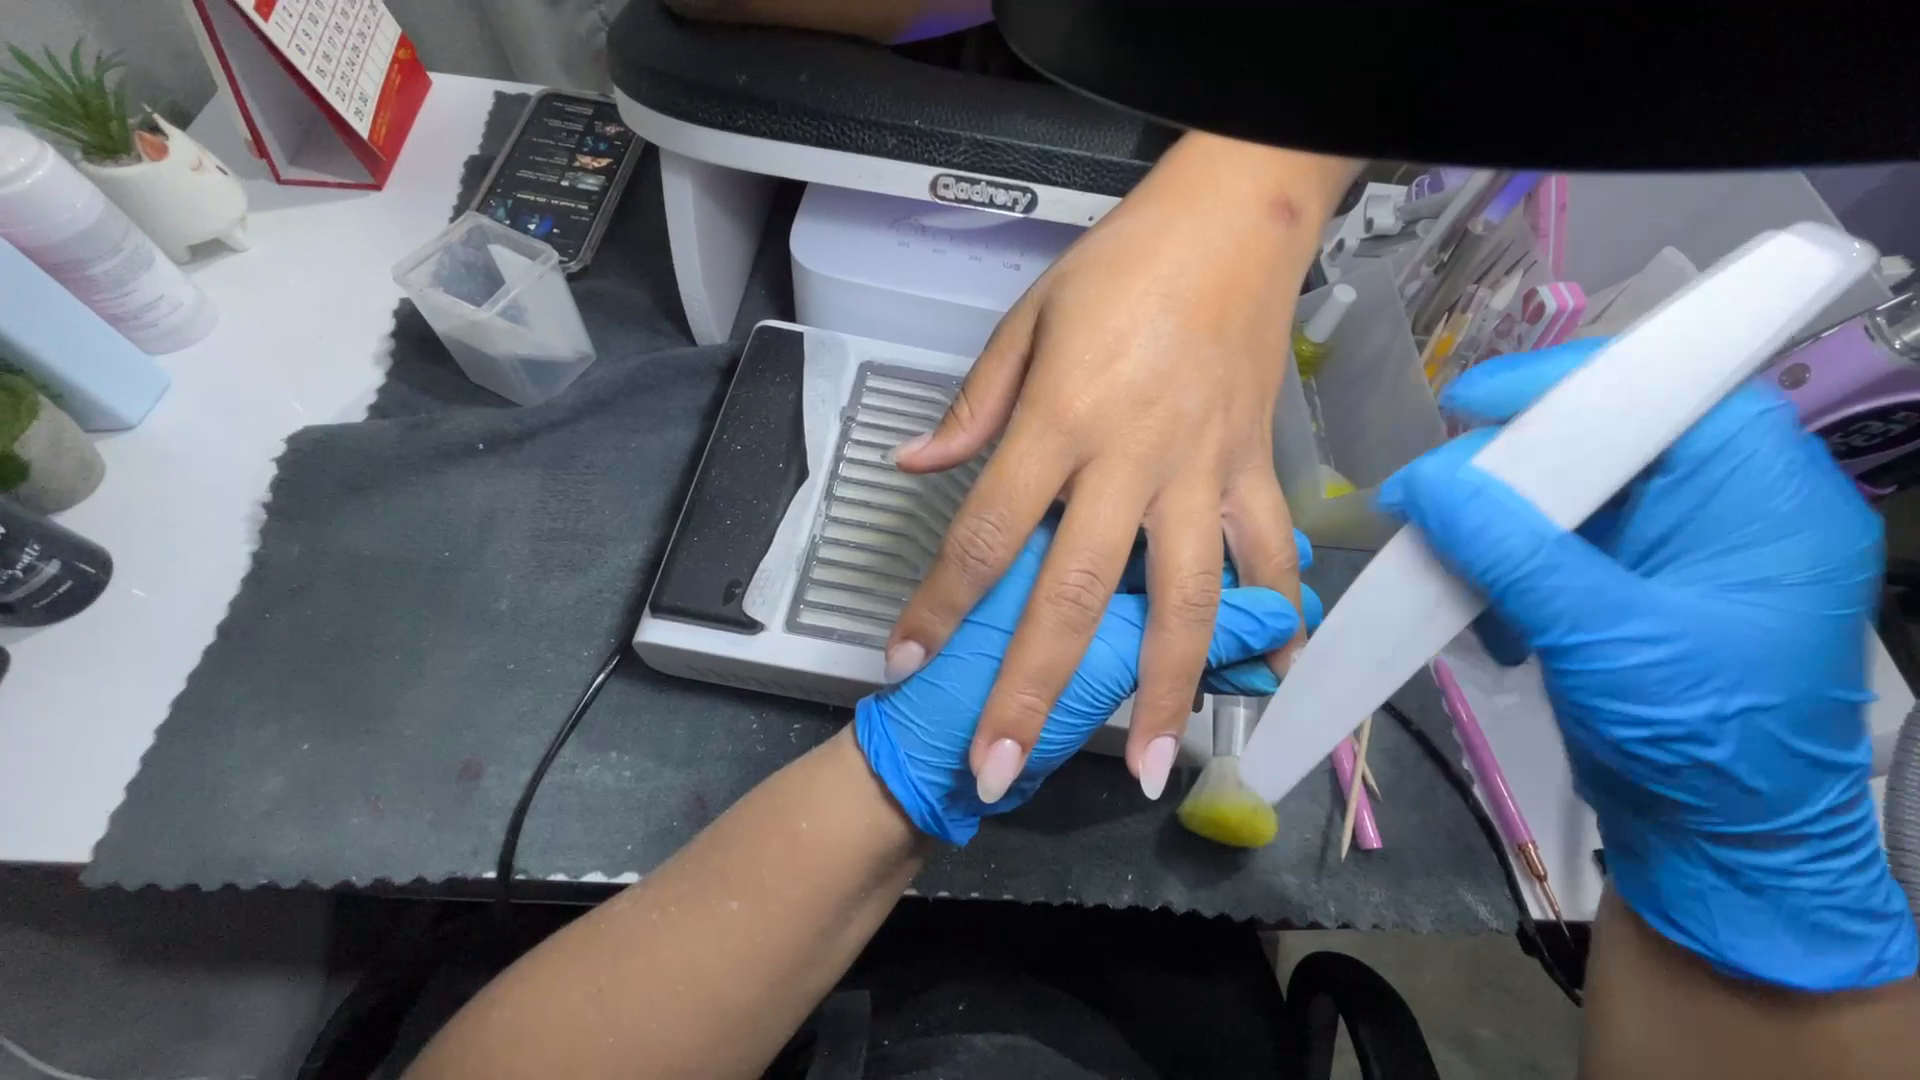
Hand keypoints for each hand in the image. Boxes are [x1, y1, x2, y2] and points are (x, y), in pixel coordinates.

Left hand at [888, 134, 1355, 801]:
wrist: (1236, 217)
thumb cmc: (1119, 264)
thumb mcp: (1027, 321)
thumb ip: (974, 407)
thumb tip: (916, 468)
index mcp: (1060, 419)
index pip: (986, 532)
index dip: (942, 604)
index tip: (907, 664)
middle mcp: (1131, 460)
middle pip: (1075, 592)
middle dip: (1034, 690)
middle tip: (998, 771)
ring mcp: (1205, 472)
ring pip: (1186, 598)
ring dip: (1166, 689)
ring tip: (1151, 767)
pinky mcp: (1259, 469)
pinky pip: (1269, 554)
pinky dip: (1275, 617)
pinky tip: (1270, 674)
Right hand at [1379, 341, 1917, 991]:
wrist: (1719, 847)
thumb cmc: (1700, 739)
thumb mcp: (1602, 634)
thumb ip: (1508, 549)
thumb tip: (1419, 480)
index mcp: (1759, 494)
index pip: (1660, 394)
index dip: (1561, 385)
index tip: (1462, 405)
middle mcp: (1719, 505)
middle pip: (1595, 443)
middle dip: (1504, 473)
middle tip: (1424, 500)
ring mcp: (1668, 549)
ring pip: (1557, 498)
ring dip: (1491, 530)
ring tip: (1442, 563)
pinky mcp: (1624, 587)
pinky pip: (1545, 547)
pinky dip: (1501, 570)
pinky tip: (1484, 612)